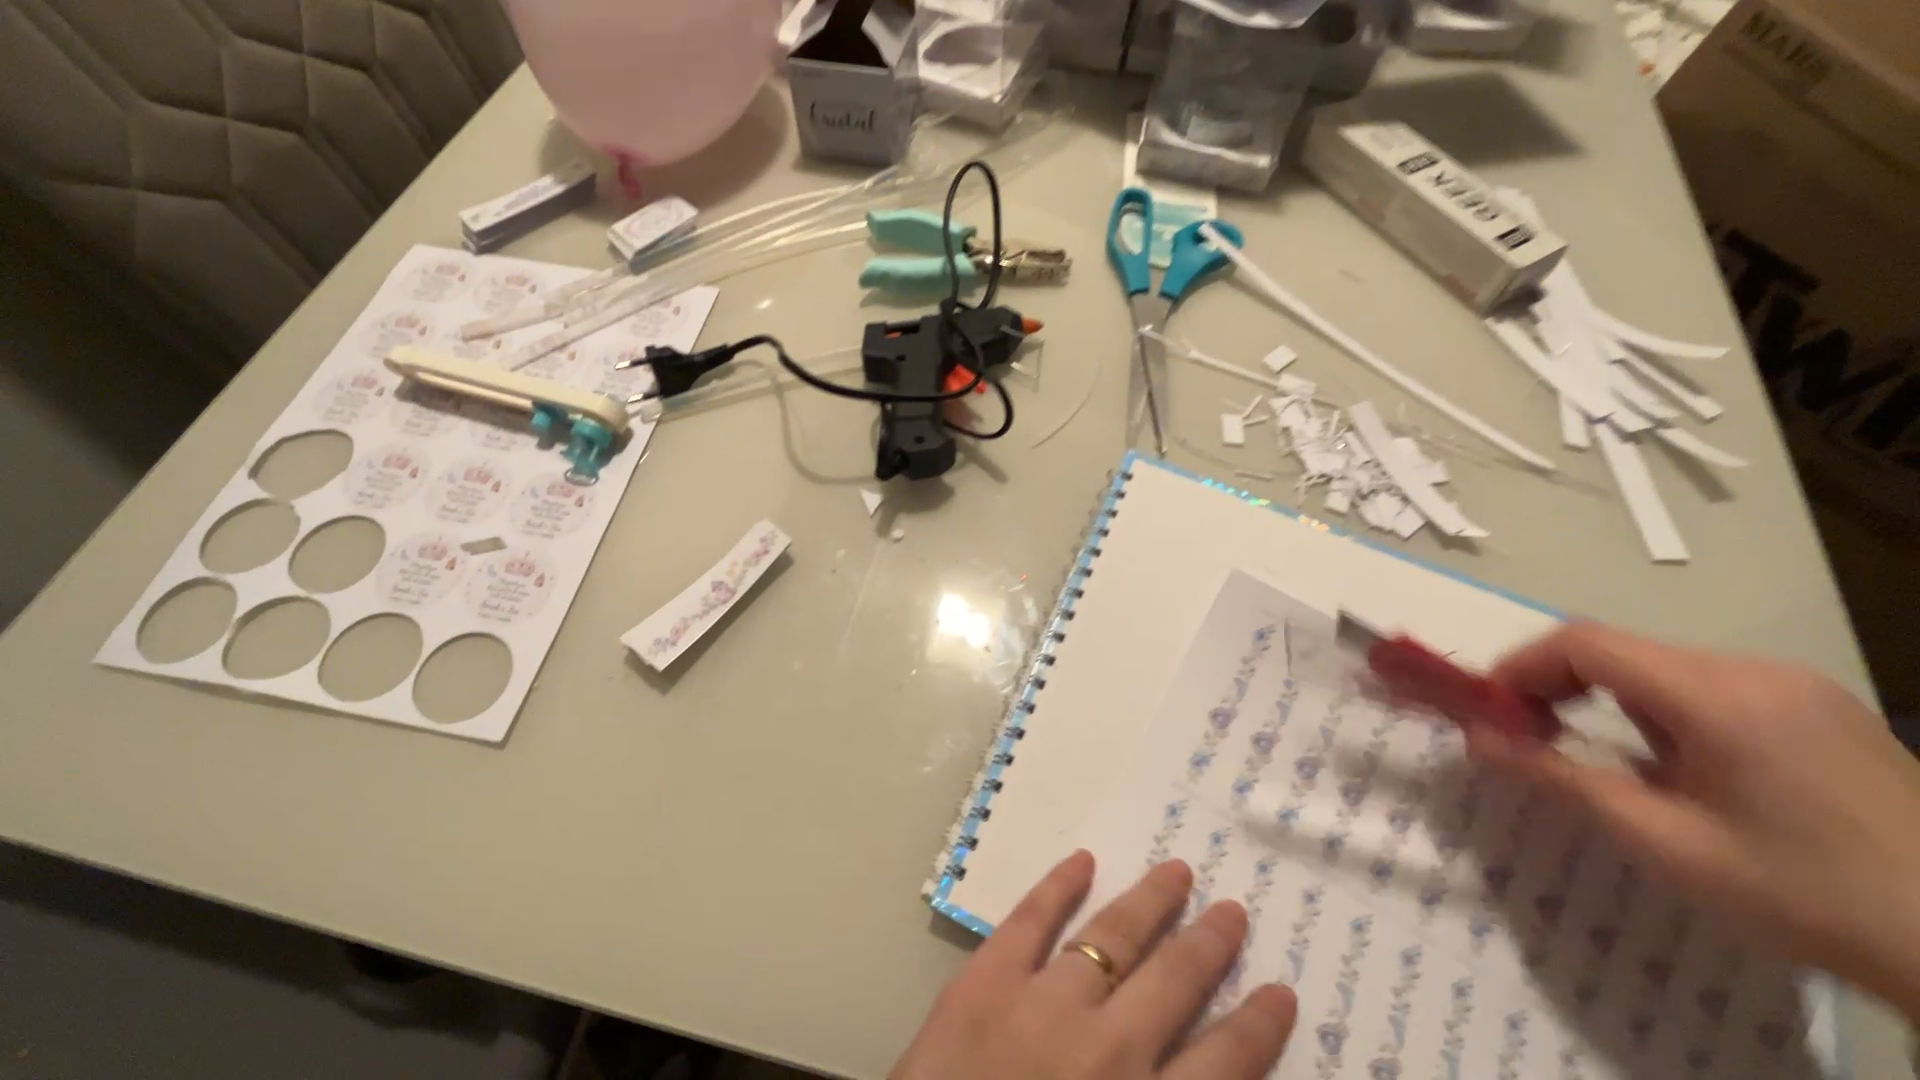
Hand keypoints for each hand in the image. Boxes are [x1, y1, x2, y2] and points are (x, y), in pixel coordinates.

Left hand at [893, 853, 1296, 1079]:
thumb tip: (1195, 1070)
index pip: (1225, 1062)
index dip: (1257, 1027)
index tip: (1280, 992)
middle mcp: (1107, 1047)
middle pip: (1174, 981)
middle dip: (1209, 945)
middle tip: (1232, 910)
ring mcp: (1042, 1004)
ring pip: (1111, 937)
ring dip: (1149, 903)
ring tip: (1178, 872)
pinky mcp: (984, 982)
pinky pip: (1029, 920)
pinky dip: (1057, 886)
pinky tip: (1082, 860)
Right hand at [1476, 622, 1919, 1019]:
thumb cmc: (1798, 892)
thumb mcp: (1662, 842)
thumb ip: (1561, 779)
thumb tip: (1477, 740)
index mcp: (1718, 695)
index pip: (1585, 642)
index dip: (1520, 667)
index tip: (1489, 713)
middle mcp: (1755, 671)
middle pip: (1622, 650)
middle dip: (1557, 685)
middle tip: (1526, 738)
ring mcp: (1795, 685)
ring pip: (1662, 667)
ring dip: (1609, 700)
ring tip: (1596, 759)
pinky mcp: (1819, 707)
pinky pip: (1709, 687)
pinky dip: (1660, 710)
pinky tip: (1672, 765)